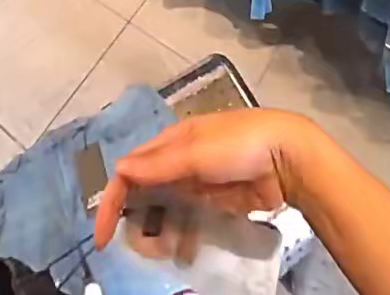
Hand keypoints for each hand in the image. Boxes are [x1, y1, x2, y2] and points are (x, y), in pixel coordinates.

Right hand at [93, 109, 326, 249]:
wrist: (286, 155)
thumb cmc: (238, 144)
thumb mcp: (195, 150)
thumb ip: (159, 163)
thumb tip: (119, 169)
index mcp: (171, 140)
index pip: (131, 168)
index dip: (113, 199)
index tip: (103, 235)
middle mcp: (180, 159)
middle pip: (146, 191)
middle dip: (137, 220)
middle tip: (144, 246)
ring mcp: (198, 181)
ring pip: (166, 210)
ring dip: (161, 231)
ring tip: (168, 250)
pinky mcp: (216, 201)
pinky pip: (189, 221)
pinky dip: (182, 236)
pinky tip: (187, 250)